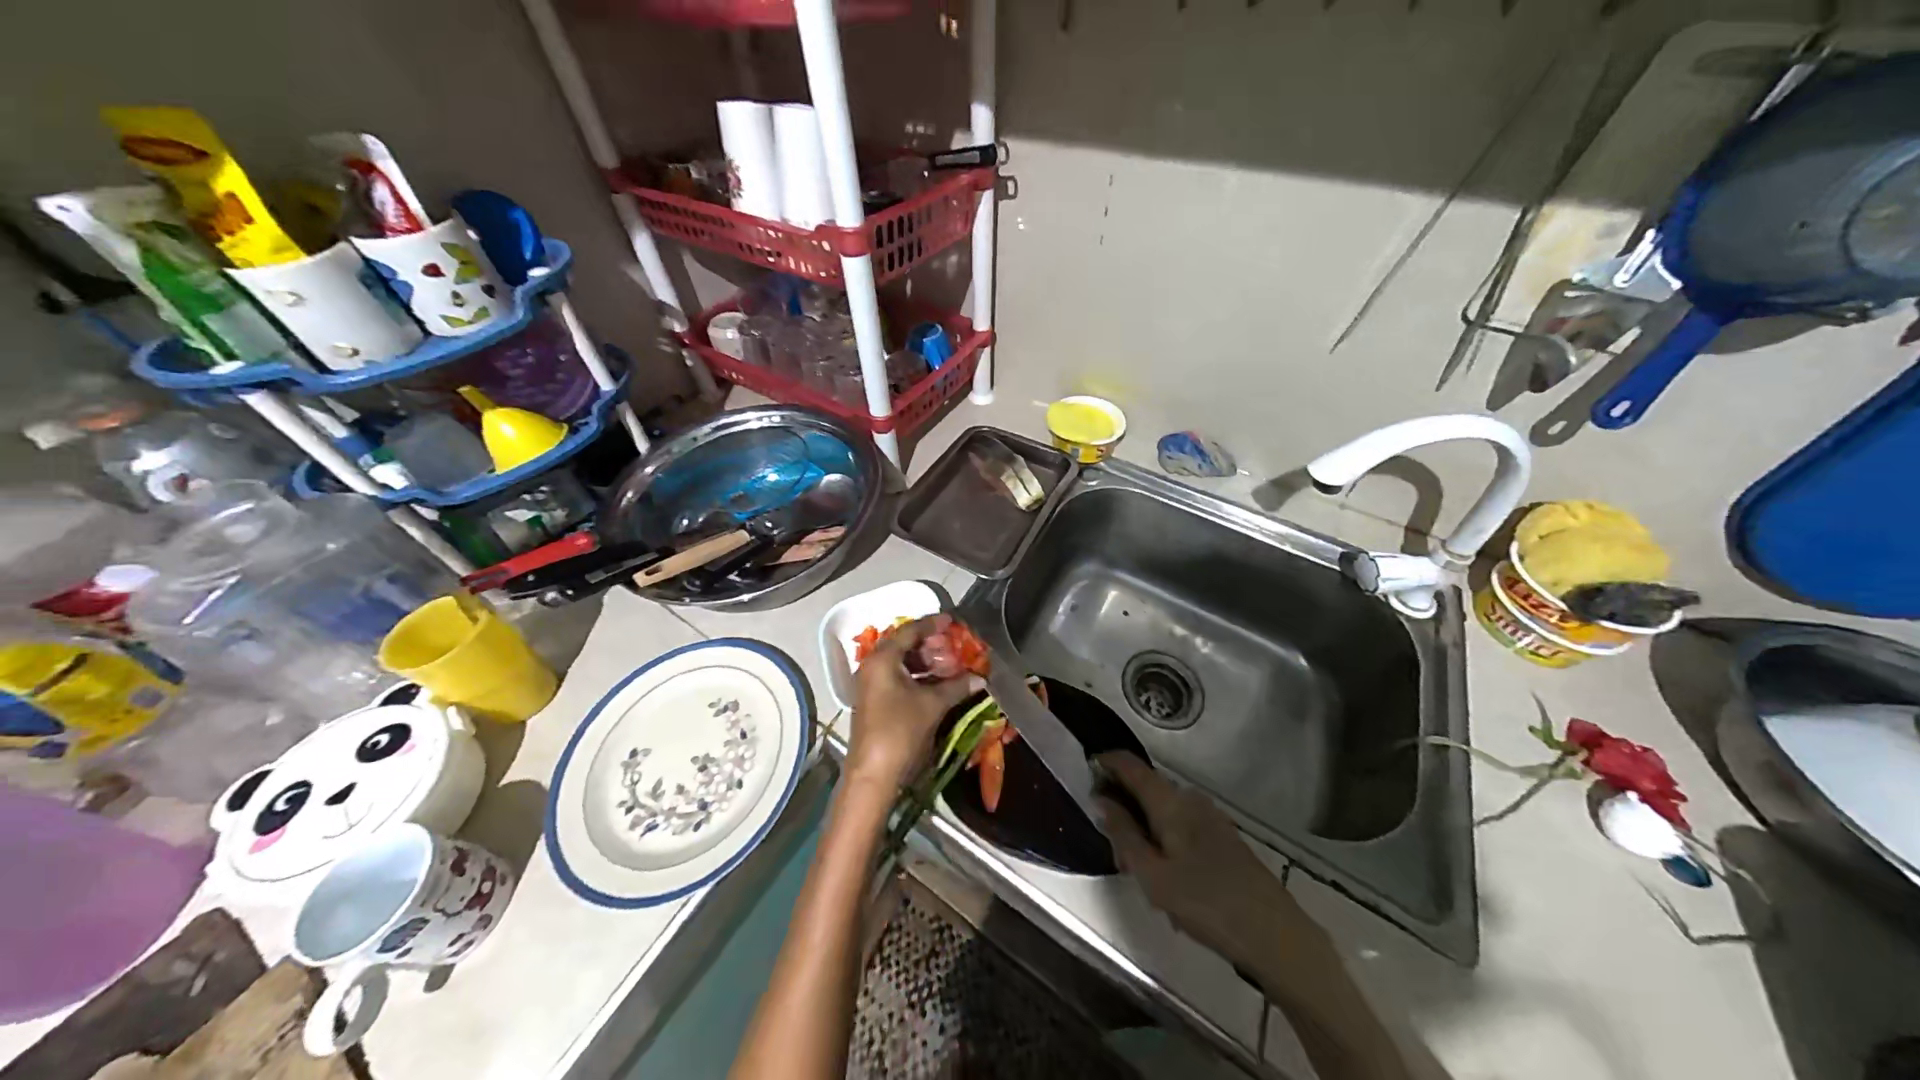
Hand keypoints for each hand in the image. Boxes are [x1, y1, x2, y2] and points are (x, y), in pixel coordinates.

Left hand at [846, 616, 973, 791]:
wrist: (874, 774)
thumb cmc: (900, 731)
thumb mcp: (932, 704)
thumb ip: (957, 686)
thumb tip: (980, 677)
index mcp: (882, 659)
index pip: (909, 631)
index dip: (933, 624)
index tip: (953, 621)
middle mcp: (873, 666)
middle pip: (904, 645)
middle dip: (932, 645)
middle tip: (956, 645)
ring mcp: (872, 684)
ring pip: (902, 663)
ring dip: (927, 662)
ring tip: (952, 665)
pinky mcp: (876, 700)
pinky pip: (899, 678)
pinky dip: (919, 677)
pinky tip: (939, 683)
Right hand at [1094, 752, 1328, 968]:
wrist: (1275, 935)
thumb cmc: (1206, 903)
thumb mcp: (1152, 875)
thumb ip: (1123, 834)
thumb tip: (1102, 800)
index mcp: (1170, 801)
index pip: (1130, 765)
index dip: (1105, 763)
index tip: (1085, 775)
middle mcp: (1190, 799)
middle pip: (1145, 790)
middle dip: (1123, 810)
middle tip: (1113, 853)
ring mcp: (1210, 817)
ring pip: (1163, 811)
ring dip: (1143, 831)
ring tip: (1139, 875)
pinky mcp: (1223, 837)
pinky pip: (1180, 826)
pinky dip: (1164, 841)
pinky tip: (1168, 881)